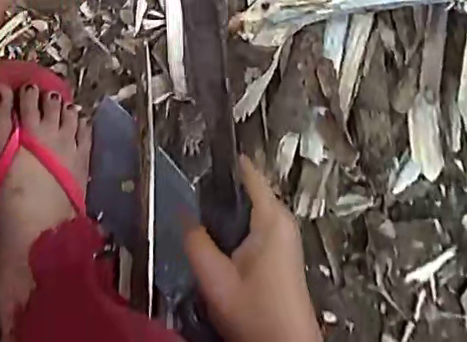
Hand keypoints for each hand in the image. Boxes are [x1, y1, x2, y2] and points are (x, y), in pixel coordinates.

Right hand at [185, 156, 321, 341]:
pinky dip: (236, 225)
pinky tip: (219, 239)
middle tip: (190, 193)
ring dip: (226, 210)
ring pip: (249, 208)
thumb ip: (196, 242)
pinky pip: (255, 223)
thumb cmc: (256, 313)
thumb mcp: (216, 280)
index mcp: (271, 214)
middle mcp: (283, 218)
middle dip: (219, 189)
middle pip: (246, 188)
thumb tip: (181, 212)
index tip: (198, 153)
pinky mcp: (283, 251)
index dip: (222, 159)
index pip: (247, 169)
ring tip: (199, 214)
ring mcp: (286, 235)